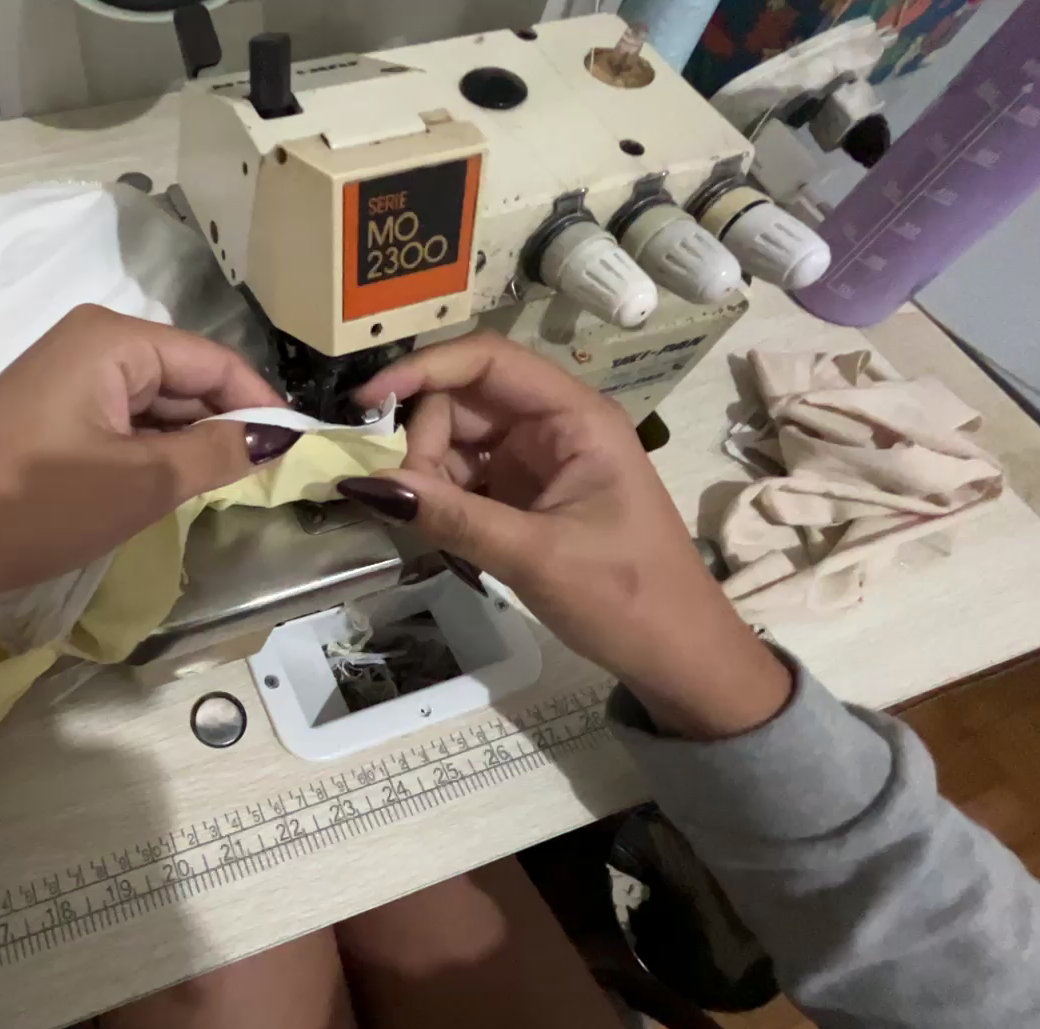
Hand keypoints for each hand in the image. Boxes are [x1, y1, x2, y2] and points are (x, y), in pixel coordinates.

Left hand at [0, 304, 293, 611]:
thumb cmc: (41, 505)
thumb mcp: (143, 482)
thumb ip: (217, 453)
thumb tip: (278, 437)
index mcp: (112, 339)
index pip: (212, 359)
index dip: (260, 401)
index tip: (297, 445)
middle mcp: (87, 342)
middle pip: (181, 375)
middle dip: (222, 422)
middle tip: (260, 473)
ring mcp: (61, 376)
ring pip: (150, 402)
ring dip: (185, 440)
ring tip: (216, 483)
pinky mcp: (46, 413)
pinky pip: (117, 420)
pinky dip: (148, 449)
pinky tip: (163, 482)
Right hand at [339, 332, 789, 738]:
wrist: (675, 657)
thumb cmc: (627, 598)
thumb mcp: (534, 555)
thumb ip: (449, 516)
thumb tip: (364, 485)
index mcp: (574, 418)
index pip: (487, 361)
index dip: (423, 369)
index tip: (366, 401)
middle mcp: (551, 428)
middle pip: (461, 403)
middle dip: (424, 443)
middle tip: (412, 502)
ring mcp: (533, 462)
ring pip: (454, 443)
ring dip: (427, 477)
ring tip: (432, 526)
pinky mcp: (520, 495)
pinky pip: (461, 479)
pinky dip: (437, 499)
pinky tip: (437, 529)